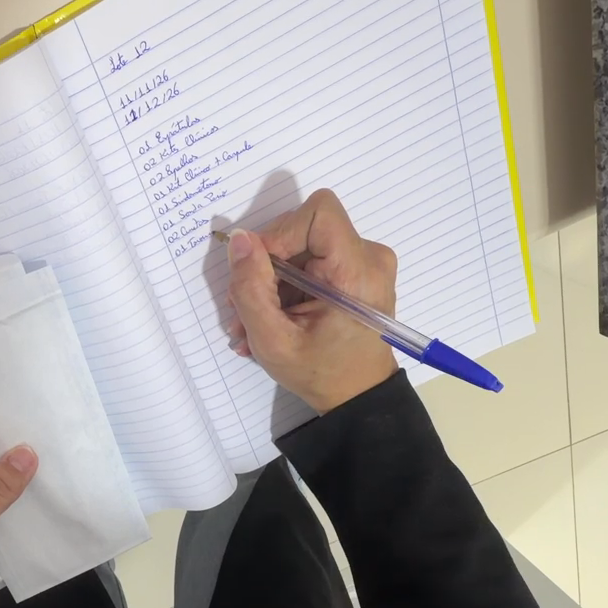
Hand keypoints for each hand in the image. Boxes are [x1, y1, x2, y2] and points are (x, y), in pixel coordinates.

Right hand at [223, 189, 399, 412]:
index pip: (318, 212)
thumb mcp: (272, 340)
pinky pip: (312, 260)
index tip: (261, 272)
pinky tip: (274, 317)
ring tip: (254, 322)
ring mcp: (365, 263)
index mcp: (357, 271)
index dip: (280, 233)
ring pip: (303, 247)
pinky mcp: (356, 271)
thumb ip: (250, 288)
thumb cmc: (319, 373)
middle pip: (304, 230)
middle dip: (267, 265)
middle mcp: (369, 256)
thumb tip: (238, 240)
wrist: (357, 395)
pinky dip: (286, 286)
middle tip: (244, 308)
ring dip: (271, 281)